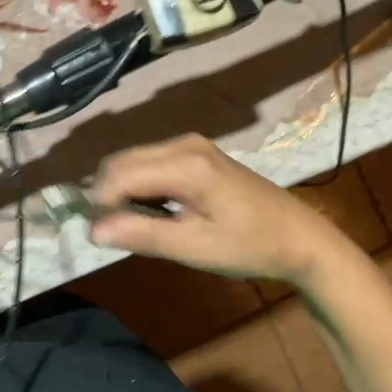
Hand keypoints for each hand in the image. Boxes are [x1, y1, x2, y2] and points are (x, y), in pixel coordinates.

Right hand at [89, 134, 358, 283]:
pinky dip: (138, 184)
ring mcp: (190, 144)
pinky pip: (148, 161)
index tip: (107, 236)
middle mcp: (183, 144)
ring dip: (122, 190)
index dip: (101, 205)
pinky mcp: (194, 151)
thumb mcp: (194, 247)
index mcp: (186, 165)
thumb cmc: (250, 247)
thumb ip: (141, 234)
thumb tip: (91, 230)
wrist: (300, 237)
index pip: (118, 175)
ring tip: (137, 224)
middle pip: (119, 161)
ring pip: (130, 160)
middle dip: (107, 195)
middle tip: (119, 233)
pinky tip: (154, 210)